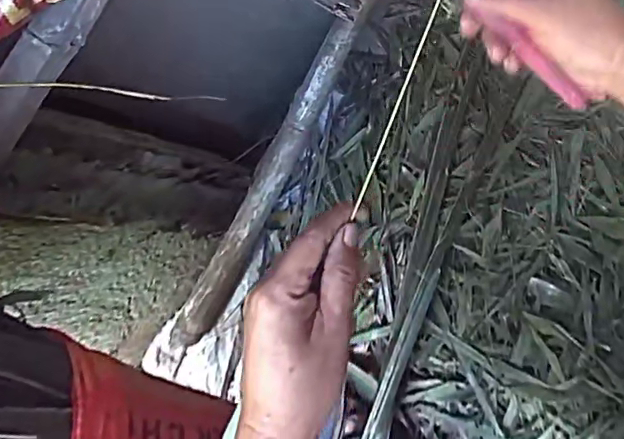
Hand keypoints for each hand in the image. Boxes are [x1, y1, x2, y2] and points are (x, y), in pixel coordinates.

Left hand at [238, 204, 362, 438]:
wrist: (276, 435)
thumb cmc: (304, 392)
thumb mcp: (334, 329)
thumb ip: (341, 276)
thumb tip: (348, 235)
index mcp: (276, 292)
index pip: (310, 239)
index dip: (336, 219)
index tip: (358, 207)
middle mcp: (262, 291)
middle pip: (304, 249)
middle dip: (335, 244)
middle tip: (363, 251)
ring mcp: (260, 303)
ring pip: (300, 265)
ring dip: (327, 263)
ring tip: (354, 276)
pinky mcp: (264, 315)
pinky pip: (293, 283)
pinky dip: (316, 280)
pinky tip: (334, 292)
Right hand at [456, 0, 623, 99]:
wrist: (621, 67)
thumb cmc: (586, 31)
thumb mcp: (540, 12)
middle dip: (486, 15)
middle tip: (469, 30)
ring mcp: (547, 15)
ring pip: (508, 22)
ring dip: (499, 39)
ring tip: (500, 56)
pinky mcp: (549, 39)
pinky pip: (520, 40)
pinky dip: (513, 52)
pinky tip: (513, 65)